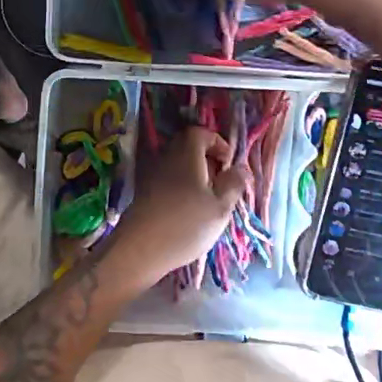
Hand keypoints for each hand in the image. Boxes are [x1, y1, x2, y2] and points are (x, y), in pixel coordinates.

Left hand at [105, 128, 247, 283]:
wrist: (140, 249)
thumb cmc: (186, 224)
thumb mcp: (220, 206)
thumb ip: (234, 183)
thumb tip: (241, 167)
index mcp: (186, 154)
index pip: (200, 132)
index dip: (218, 143)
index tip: (229, 164)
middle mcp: (166, 158)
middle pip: (188, 147)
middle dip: (208, 160)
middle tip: (221, 182)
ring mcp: (152, 175)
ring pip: (178, 165)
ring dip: (195, 176)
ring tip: (208, 201)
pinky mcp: (145, 193)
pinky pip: (168, 180)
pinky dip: (182, 187)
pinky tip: (189, 211)